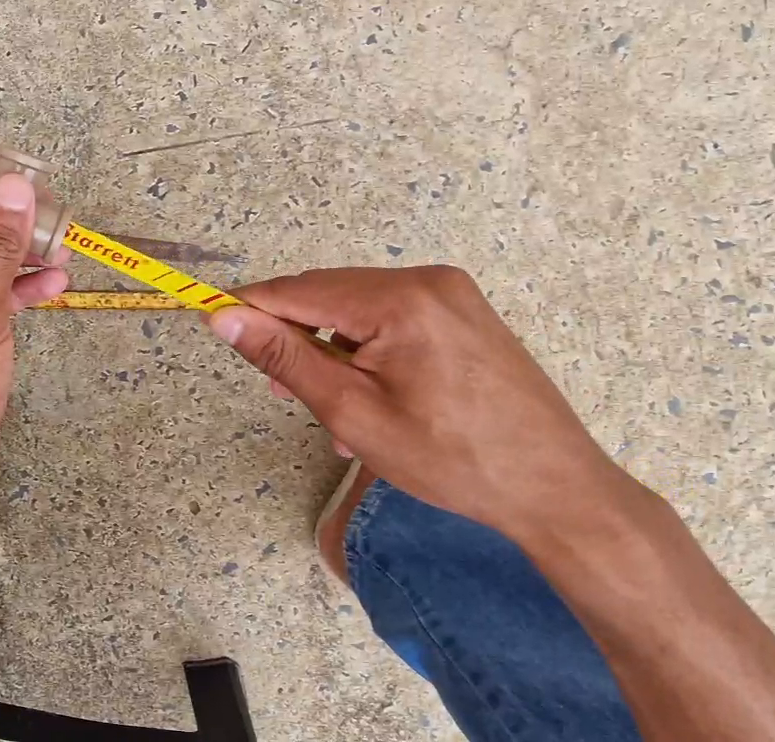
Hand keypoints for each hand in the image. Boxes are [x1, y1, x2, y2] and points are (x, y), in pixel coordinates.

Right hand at [210, 265, 626, 537]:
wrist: (562, 493)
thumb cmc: (450, 458)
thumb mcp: (351, 411)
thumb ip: (283, 356)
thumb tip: (222, 317)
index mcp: (399, 299)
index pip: (297, 290)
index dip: (249, 307)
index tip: (211, 326)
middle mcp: (425, 280)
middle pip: (327, 294)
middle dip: (293, 335)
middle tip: (277, 387)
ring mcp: (451, 294)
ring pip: (355, 307)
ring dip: (327, 346)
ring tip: (326, 404)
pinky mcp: (463, 313)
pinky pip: (389, 317)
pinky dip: (363, 347)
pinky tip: (365, 393)